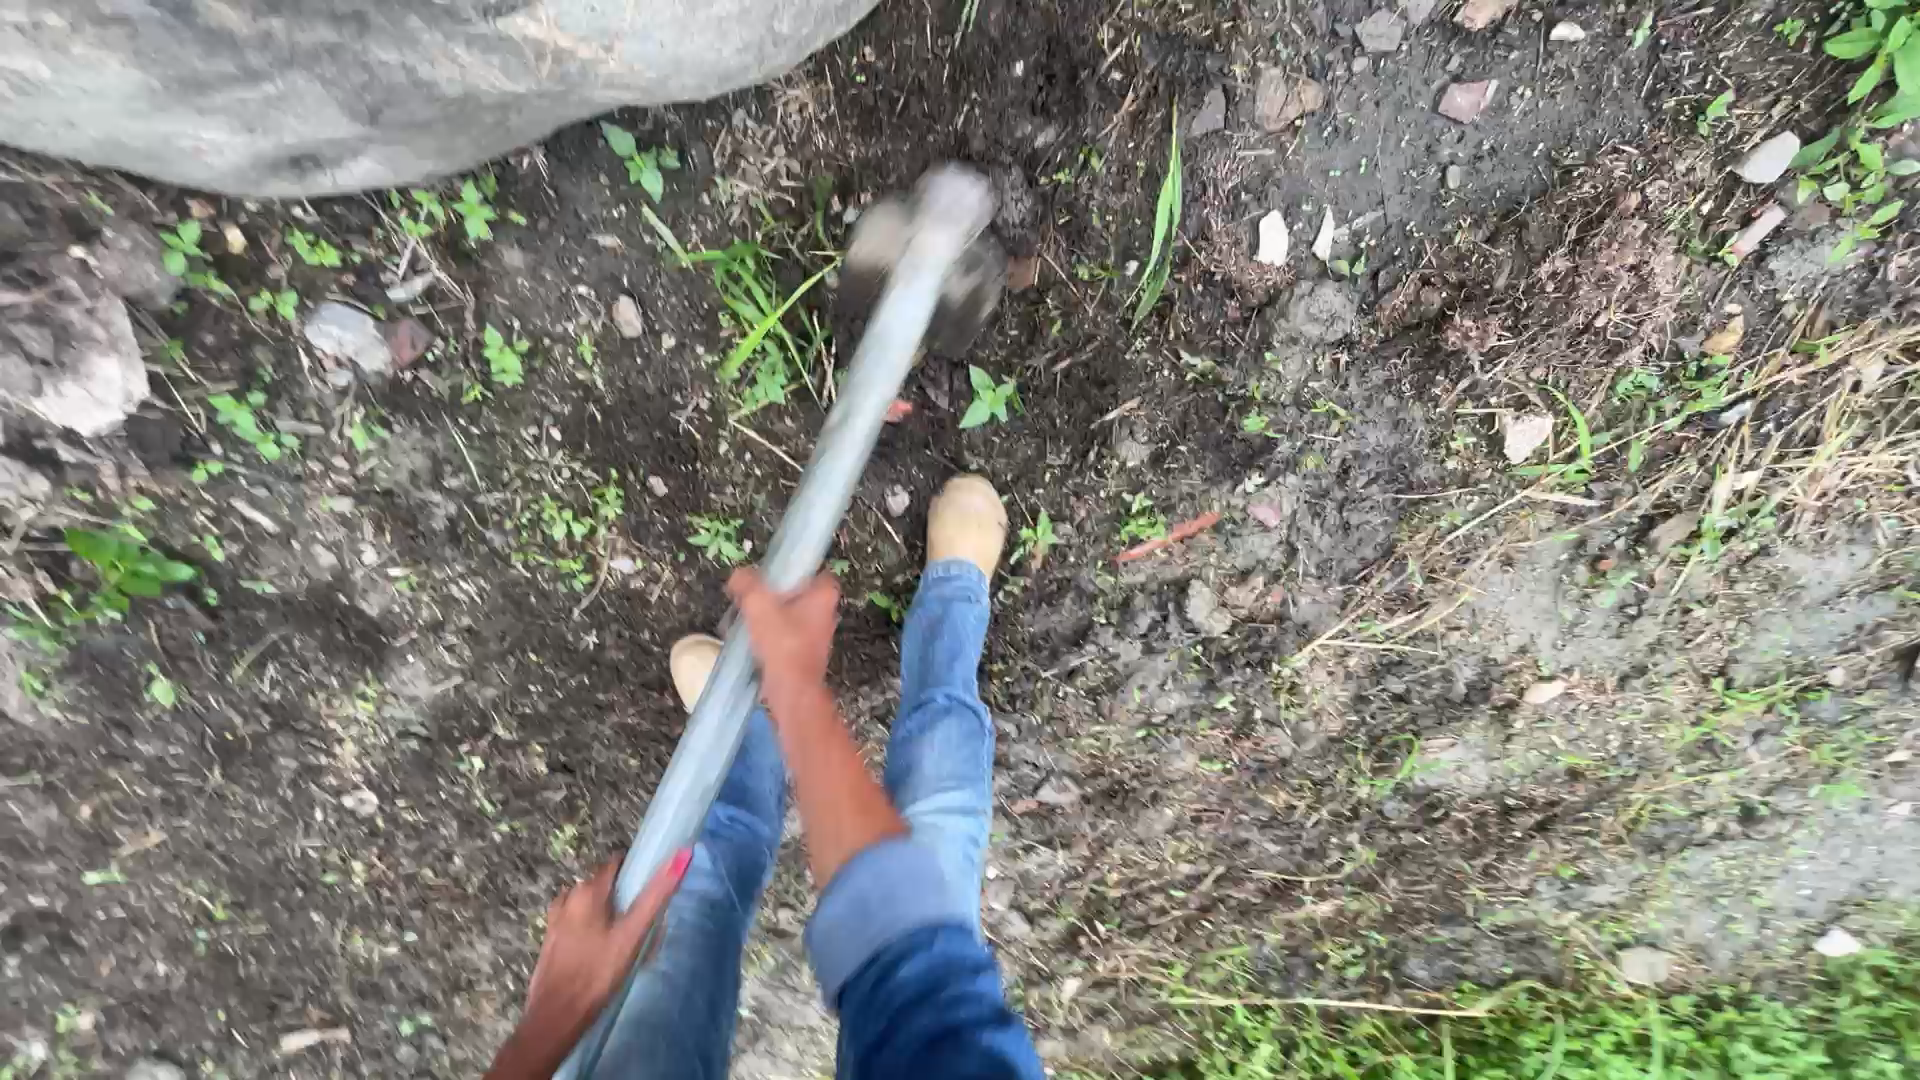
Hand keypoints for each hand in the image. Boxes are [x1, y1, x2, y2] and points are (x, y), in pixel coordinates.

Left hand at [503, 850, 689, 1066]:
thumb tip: (683, 854)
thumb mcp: (633, 933)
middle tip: (642, 923)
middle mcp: (568, 897)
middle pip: (604, 884)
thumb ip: (658, 894)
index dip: (636, 872)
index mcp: (588, 890)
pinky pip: (578, 922)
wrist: (555, 1019)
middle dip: (624, 897)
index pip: (616, 863)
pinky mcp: (551, 940)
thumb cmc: (597, 972)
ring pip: (590, 904)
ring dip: (608, 913)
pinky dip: (592, 927)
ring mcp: (556, 920)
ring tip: (625, 939)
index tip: (650, 891)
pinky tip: (602, 951)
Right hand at [727, 567, 839, 708]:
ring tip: (746, 619)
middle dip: (774, 596)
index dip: (793, 571)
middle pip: (798, 594)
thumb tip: (739, 575)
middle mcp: (827, 613)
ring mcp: (818, 634)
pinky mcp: (806, 653)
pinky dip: (770, 635)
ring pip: (790, 615)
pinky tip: (751, 639)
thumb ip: (747, 584)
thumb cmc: (783, 643)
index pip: (814, 572)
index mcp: (825, 595)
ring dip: (769, 617)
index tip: (771, 576)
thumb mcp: (759, 605)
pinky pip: (786, 635)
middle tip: (752, 597)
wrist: (792, 690)